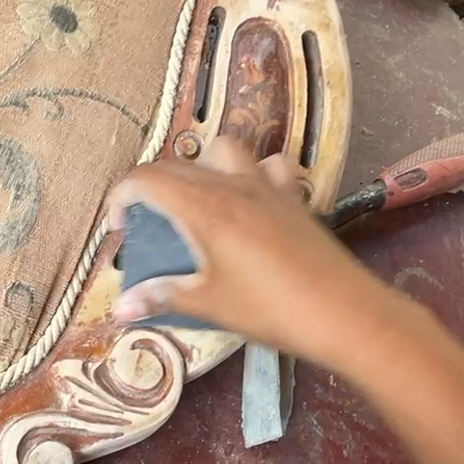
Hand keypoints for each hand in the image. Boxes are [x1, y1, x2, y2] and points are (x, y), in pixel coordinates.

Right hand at [106, 136, 397, 366]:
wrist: (346, 314)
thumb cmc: (271, 309)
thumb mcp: (209, 305)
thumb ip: (161, 298)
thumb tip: (118, 310)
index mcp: (204, 208)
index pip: (146, 179)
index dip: (120, 197)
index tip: (117, 229)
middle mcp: (232, 186)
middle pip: (176, 165)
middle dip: (150, 188)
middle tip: (145, 226)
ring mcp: (267, 187)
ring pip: (224, 149)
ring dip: (201, 166)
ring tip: (196, 201)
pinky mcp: (293, 198)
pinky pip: (269, 166)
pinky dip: (252, 173)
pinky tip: (251, 199)